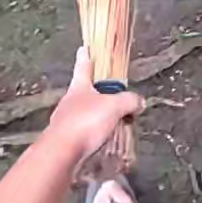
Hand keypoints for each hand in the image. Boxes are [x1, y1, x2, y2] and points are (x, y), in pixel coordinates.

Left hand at [43, 47, 144, 167]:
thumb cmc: (86, 122)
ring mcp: (65, 122)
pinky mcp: (66, 141)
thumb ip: (129, 101)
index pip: (83, 67)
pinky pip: (84, 133)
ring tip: (115, 123)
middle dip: (98, 93)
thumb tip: (140, 102)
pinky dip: (95, 134)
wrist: (61, 154)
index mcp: (79, 88)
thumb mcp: (115, 106)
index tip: (83, 48)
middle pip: (85, 92)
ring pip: (85, 113)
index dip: (85, 57)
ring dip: (98, 116)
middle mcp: (69, 102)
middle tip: (113, 95)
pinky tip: (105, 140)